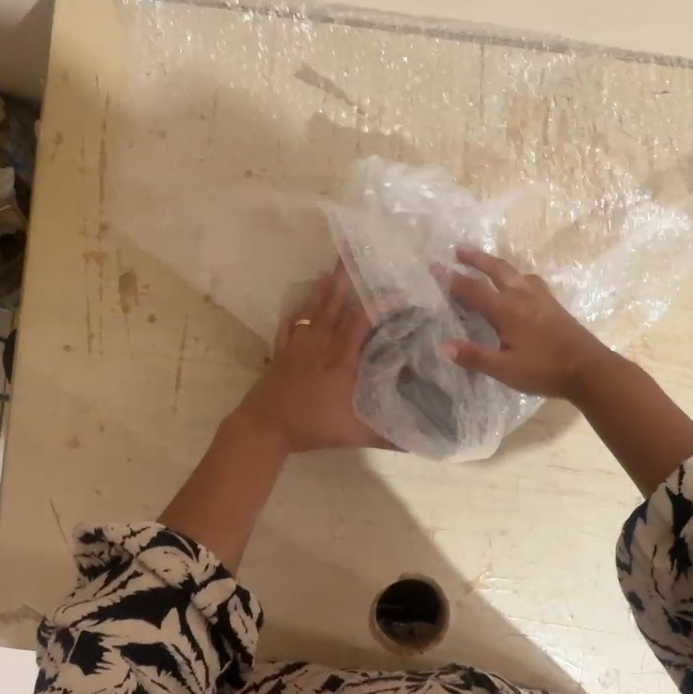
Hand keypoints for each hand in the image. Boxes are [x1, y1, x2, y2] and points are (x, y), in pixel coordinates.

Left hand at [234, 264, 389, 452]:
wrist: (264, 427)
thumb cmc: (312, 427)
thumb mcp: (355, 434)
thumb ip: (391, 436)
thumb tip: (428, 443)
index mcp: (341, 359)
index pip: (363, 321)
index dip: (381, 303)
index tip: (402, 292)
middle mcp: (321, 344)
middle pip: (336, 303)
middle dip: (349, 276)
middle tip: (357, 250)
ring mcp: (299, 345)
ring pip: (315, 308)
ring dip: (326, 284)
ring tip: (335, 262)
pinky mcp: (283, 352)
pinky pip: (293, 323)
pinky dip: (300, 309)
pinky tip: (304, 299)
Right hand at [435, 248, 614, 399]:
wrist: (590, 369)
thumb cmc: (544, 370)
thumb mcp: (504, 369)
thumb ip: (474, 356)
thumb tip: (442, 346)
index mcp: (506, 310)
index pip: (472, 290)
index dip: (451, 278)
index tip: (434, 267)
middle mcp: (522, 297)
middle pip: (496, 270)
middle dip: (476, 259)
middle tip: (458, 250)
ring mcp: (541, 298)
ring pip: (515, 272)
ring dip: (496, 264)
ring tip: (487, 263)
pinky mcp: (554, 305)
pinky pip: (530, 281)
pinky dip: (517, 275)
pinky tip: (520, 284)